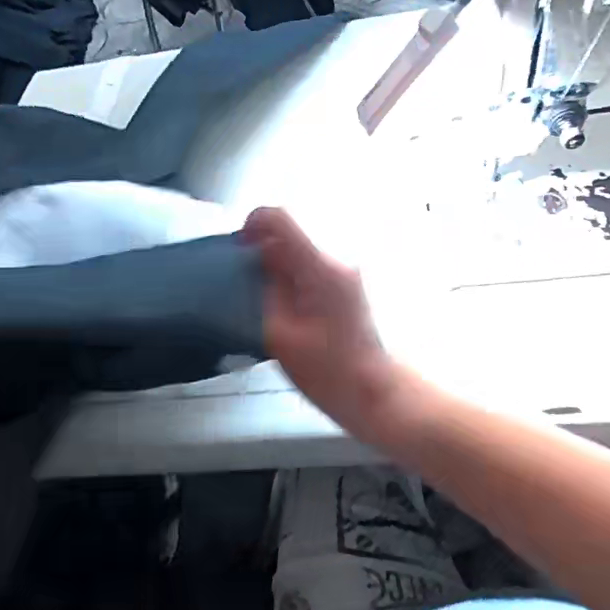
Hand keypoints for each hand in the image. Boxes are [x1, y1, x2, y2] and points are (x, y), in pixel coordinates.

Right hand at [243, 209, 395, 429]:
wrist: (372, 391)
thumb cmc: (327, 371)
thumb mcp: (280, 335)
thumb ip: (261, 292)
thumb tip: (251, 265)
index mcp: (320, 267)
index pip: (279, 219)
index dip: (250, 225)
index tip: (236, 252)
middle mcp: (336, 260)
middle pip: (289, 235)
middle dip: (261, 253)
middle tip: (245, 288)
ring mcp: (344, 272)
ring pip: (298, 251)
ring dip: (276, 268)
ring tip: (264, 303)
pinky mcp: (345, 285)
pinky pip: (310, 267)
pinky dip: (291, 278)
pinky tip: (285, 309)